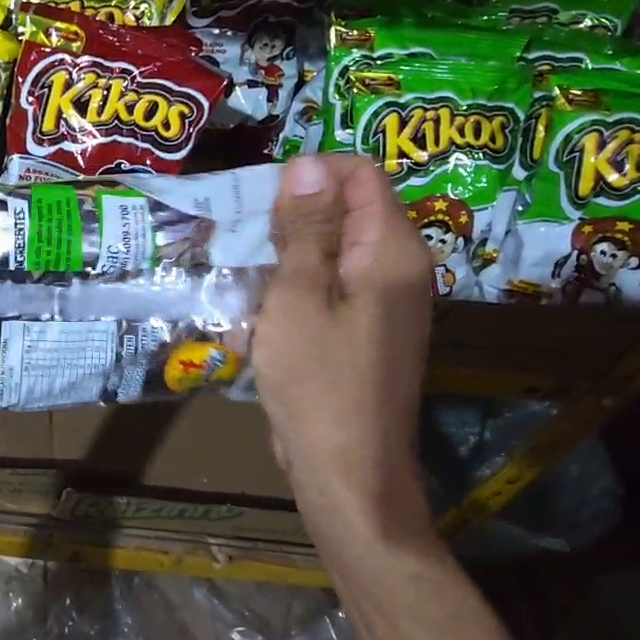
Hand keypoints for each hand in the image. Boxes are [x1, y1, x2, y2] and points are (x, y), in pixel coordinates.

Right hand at [251, 155, 433, 517]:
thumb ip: (304, 227)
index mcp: (391, 251)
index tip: (262, 202)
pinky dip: (289, 295)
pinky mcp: (361, 331)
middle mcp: (396, 269)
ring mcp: (380, 303)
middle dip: (288, 221)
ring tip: (244, 287)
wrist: (347, 475)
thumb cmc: (318, 380)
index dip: (310, 175)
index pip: (360, 175)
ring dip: (281, 262)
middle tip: (243, 245)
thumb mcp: (298, 295)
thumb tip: (307, 164)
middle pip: (342, 211)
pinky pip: (324, 289)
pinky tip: (257, 324)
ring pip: (326, 252)